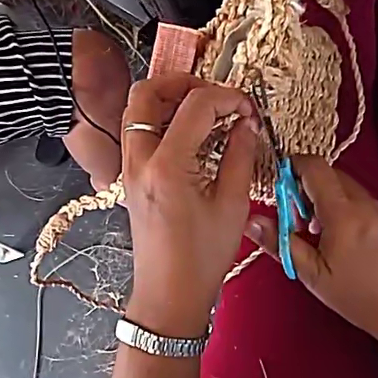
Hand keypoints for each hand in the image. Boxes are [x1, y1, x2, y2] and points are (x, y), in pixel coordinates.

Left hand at [121, 75, 260, 336]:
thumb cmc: (201, 259)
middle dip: (185, 83)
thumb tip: (248, 124)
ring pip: (137, 108)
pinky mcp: (130, 176)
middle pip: (148, 92)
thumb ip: (241, 155)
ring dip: (170, 98)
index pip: (195, 105)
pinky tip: (193, 134)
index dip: (228, 97)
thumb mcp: (233, 205)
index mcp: (167, 167)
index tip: (249, 110)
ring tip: (206, 112)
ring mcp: (129, 167)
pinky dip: (163, 119)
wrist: (168, 294)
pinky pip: (139, 130)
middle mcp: (139, 160)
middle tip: (217, 97)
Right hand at [248, 156, 377, 340]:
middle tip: (291, 217)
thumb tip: (251, 221)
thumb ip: (280, 243)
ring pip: (340, 184)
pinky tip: (329, 235)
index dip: (291, 167)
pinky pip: (353, 197)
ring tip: (308, 230)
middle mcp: (362, 202)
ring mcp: (376, 207)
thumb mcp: (312, 273)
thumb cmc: (360, 297)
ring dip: (319, 196)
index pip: (315, 167)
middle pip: (327, 173)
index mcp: (343, 213)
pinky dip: (335, 204)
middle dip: (302, 186)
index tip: (276, 187)